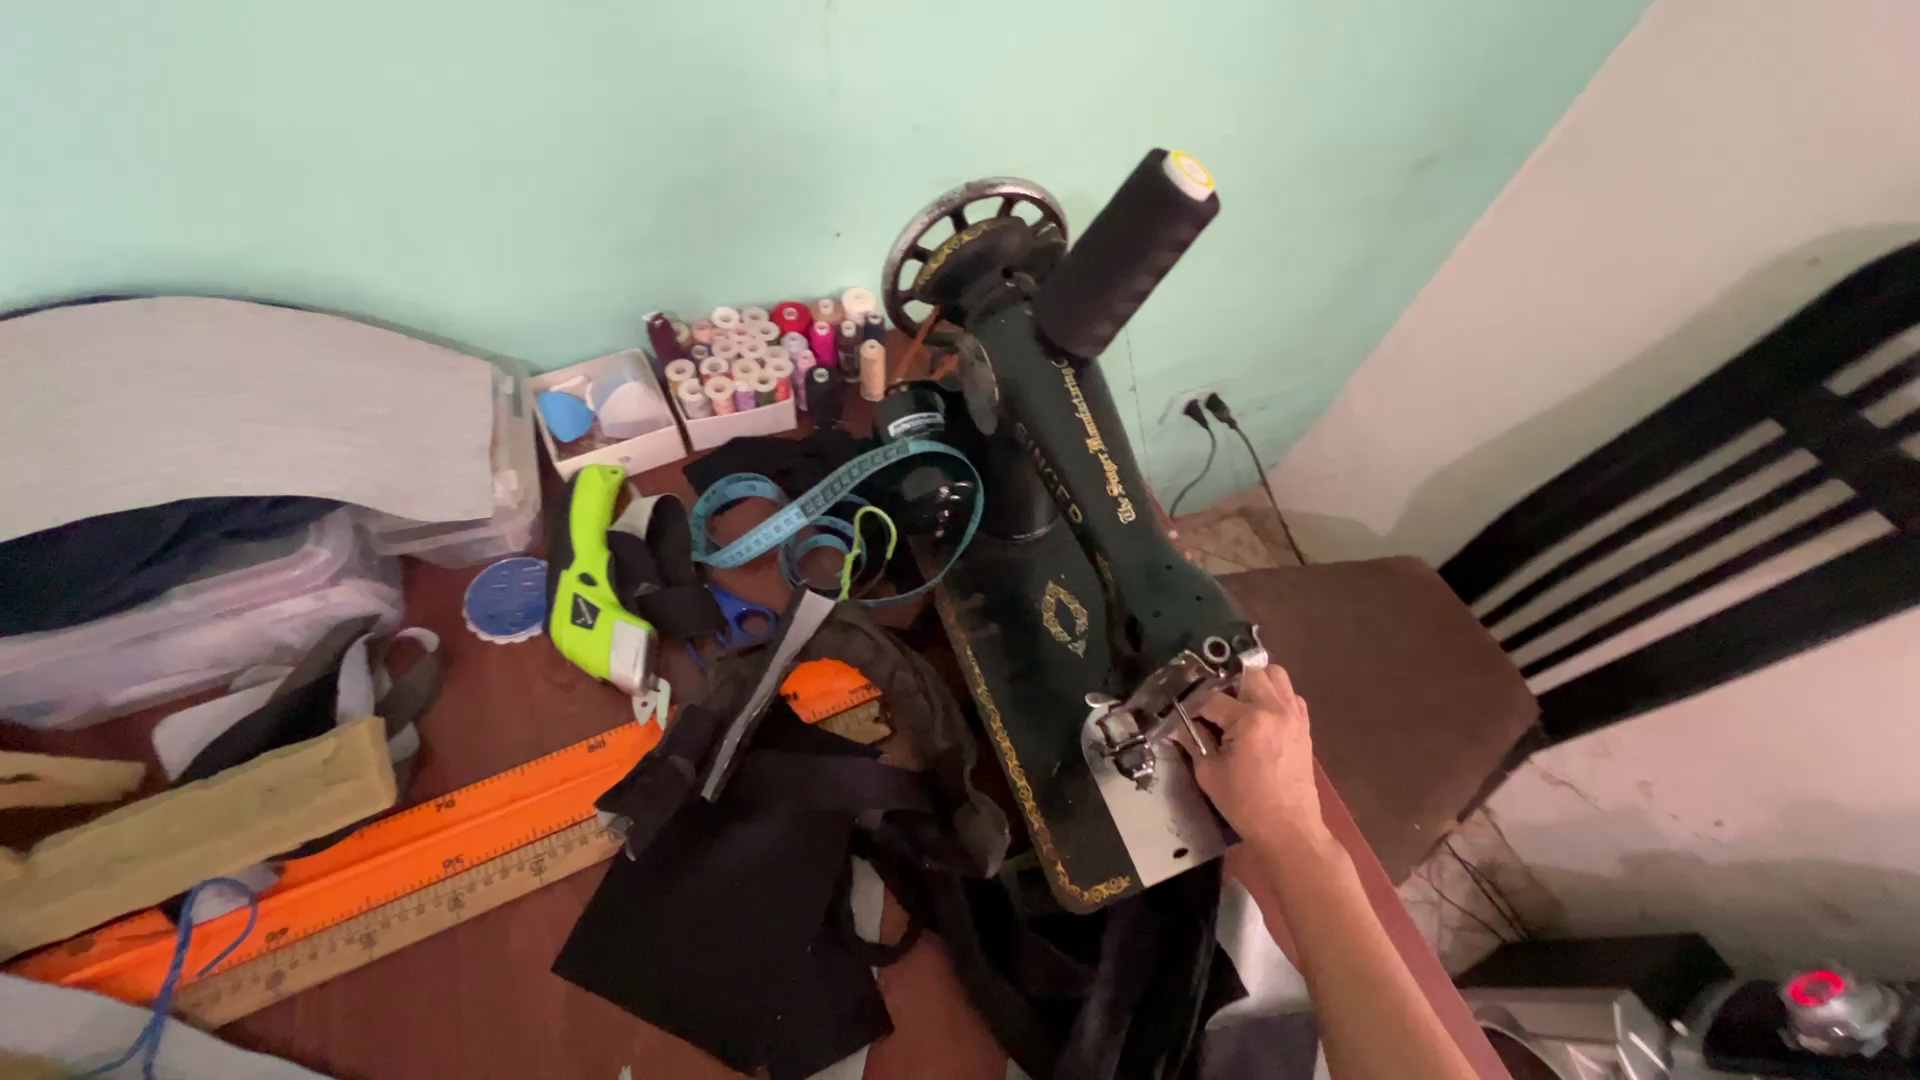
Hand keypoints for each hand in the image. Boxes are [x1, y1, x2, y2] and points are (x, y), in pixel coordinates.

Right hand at [1177, 664, 1330, 854]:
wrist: (1289, 829)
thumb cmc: (1246, 804)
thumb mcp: (1209, 774)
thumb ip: (1194, 742)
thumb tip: (1181, 725)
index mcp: (1250, 721)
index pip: (1213, 699)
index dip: (1196, 709)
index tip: (1187, 720)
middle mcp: (1275, 709)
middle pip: (1248, 673)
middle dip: (1227, 685)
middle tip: (1216, 707)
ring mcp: (1294, 715)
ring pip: (1274, 675)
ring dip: (1253, 683)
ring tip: (1239, 704)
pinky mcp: (1304, 725)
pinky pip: (1290, 695)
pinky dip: (1274, 697)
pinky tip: (1260, 717)